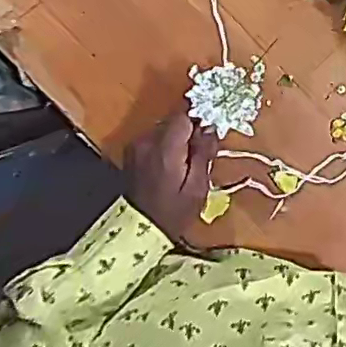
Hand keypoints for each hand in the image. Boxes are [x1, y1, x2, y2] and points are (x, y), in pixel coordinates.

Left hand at [123, 105, 219, 244]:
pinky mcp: (132, 151)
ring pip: (166, 126)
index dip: (201, 116)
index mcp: (164, 149)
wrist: (139, 231)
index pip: (183, 115)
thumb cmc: (173, 212)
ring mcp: (136, 146)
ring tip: (188, 158)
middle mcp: (146, 142)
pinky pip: (156, 136)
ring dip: (180, 135)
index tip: (213, 126)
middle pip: (175, 119)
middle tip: (203, 148)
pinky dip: (168, 142)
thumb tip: (212, 127)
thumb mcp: (197, 187)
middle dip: (191, 128)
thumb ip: (204, 152)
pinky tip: (174, 161)